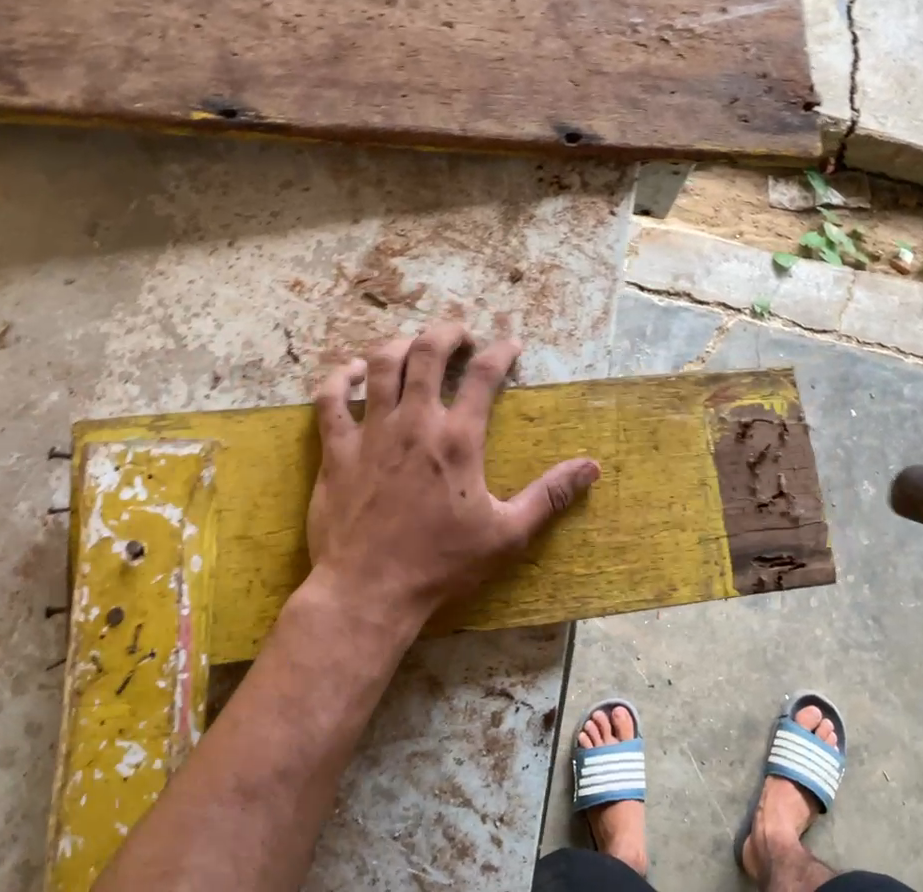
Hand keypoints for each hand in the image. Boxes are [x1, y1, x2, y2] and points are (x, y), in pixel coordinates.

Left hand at [305, 322, 600, 628]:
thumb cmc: (441, 565)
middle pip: (427, 352)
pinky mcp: (336, 449)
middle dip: (446, 332)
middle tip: (459, 334)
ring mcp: (371, 433)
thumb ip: (550, 496)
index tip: (511, 344)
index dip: (501, 351)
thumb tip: (591, 467)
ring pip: (380, 364)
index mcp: (458, 440)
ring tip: (412, 345)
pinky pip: (331, 398)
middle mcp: (414, 423)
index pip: (484, 375)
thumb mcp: (507, 535)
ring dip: (399, 345)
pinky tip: (351, 371)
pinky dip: (340, 377)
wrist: (369, 591)